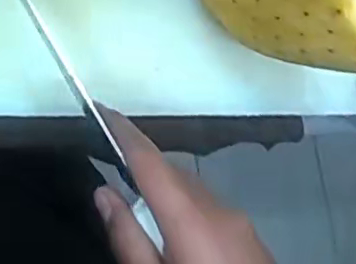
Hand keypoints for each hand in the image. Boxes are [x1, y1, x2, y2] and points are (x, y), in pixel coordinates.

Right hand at [94, 107, 274, 263]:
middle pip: (170, 171)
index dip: (121, 129)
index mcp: (189, 216)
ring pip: (192, 190)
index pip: (147, 156)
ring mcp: (243, 227)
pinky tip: (178, 237)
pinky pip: (212, 212)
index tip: (99, 108)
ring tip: (140, 206)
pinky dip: (188, 210)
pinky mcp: (256, 247)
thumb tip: (104, 191)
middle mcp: (218, 209)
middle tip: (110, 166)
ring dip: (165, 189)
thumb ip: (127, 238)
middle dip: (141, 164)